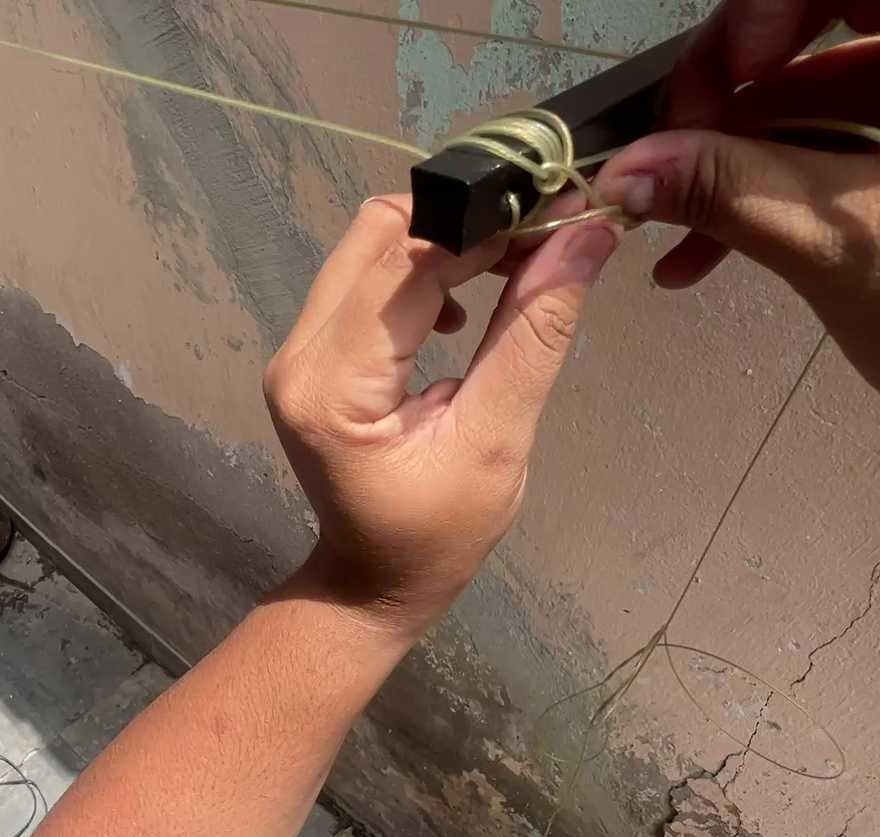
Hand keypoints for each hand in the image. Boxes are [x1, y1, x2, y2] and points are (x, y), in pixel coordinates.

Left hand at [264, 196, 617, 634]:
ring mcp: (295, 353)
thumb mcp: (495, 444)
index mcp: (332, 388)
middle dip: (463, 222)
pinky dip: (418, 272)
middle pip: (376, 235)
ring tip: (507, 269)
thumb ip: (532, 338)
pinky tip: (455, 311)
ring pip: (368, 248)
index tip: (559, 216)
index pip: (407, 267)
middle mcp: (297, 357)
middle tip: (537, 241)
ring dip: (442, 242)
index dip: (485, 227)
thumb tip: (583, 237)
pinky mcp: (310, 355)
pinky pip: (363, 281)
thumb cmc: (435, 536)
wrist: (372, 578)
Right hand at [594, 0, 879, 543]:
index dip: (776, 6)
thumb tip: (617, 171)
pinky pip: (865, 147)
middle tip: (671, 157)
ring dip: (745, 165)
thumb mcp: (856, 246)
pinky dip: (785, 194)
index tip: (704, 93)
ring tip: (669, 234)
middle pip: (864, 12)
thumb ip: (730, 189)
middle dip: (746, 91)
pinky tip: (709, 252)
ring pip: (849, 92)